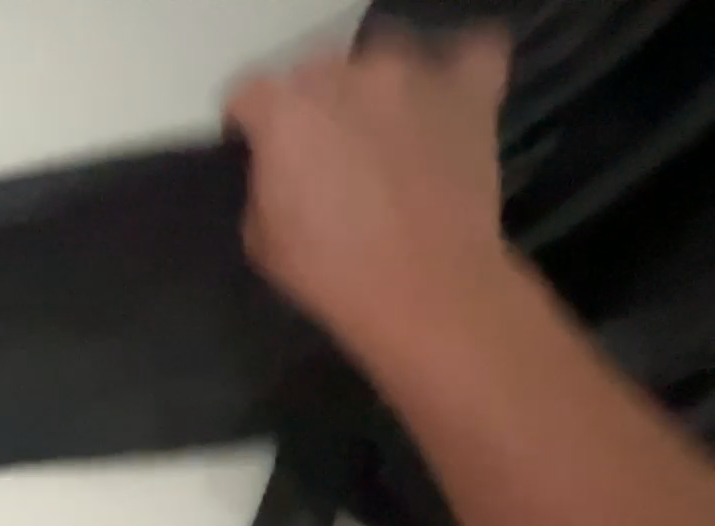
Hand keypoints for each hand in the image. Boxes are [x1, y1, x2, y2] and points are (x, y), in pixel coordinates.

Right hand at [224, 29, 513, 354]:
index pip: (247, 90)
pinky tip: (433, 105)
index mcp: (284, 114)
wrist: (418, 281)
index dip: (242, 120)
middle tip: (309, 145)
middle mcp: (347, 77)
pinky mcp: (471, 87)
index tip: (247, 145)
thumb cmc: (322, 267)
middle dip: (303, 101)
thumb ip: (263, 178)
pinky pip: (463, 55)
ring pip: (380, 59)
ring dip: (367, 88)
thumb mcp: (257, 231)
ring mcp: (415, 75)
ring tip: (370, 128)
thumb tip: (276, 162)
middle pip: (312, 68)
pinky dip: (446, 74)